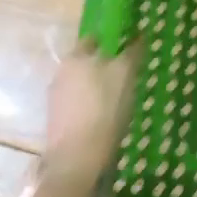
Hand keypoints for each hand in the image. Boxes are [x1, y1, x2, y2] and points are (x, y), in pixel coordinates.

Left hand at [9, 41, 141, 196]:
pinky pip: (78, 107)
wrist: (76, 162)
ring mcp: (56, 99)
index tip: (127, 51)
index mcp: (75, 56)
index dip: (110, 43)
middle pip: (85, 63)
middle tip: (126, 77)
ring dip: (95, 90)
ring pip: (81, 86)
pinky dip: (90, 109)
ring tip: (117, 102)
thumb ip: (132, 53)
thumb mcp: (125, 75)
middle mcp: (61, 72)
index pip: (94, 39)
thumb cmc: (104, 110)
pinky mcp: (57, 123)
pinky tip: (104, 121)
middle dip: (102, 67)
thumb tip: (140, 35)